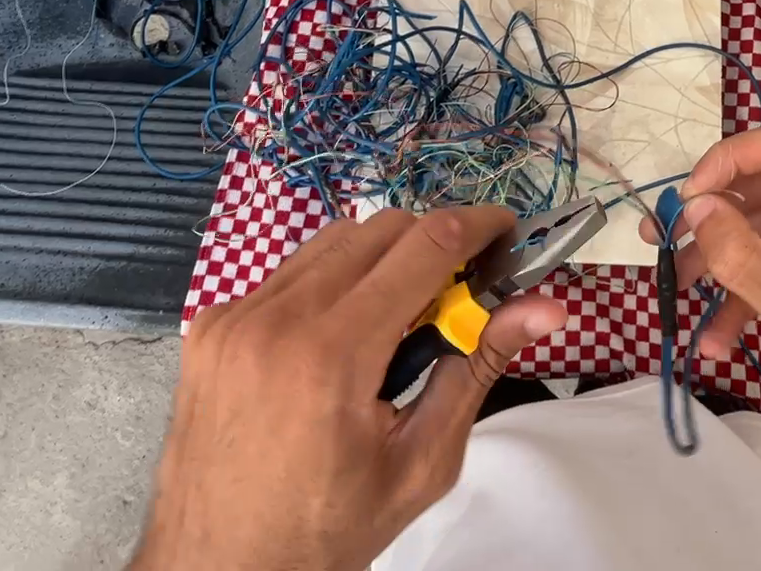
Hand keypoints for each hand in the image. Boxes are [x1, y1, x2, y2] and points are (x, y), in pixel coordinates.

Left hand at [131, 206, 567, 570]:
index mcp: (333, 355)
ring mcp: (236, 314)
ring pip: (338, 238)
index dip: (478, 224)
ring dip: (384, 256)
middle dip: (435, 241)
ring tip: (398, 313)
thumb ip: (480, 366)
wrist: (216, 570)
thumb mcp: (422, 459)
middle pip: (384, 228)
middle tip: (458, 288)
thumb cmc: (330, 528)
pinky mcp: (213, 321)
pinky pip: (294, 268)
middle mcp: (278, 317)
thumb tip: (547, 307)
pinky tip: (341, 330)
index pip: (426, 245)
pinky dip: (335, 279)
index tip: (508, 228)